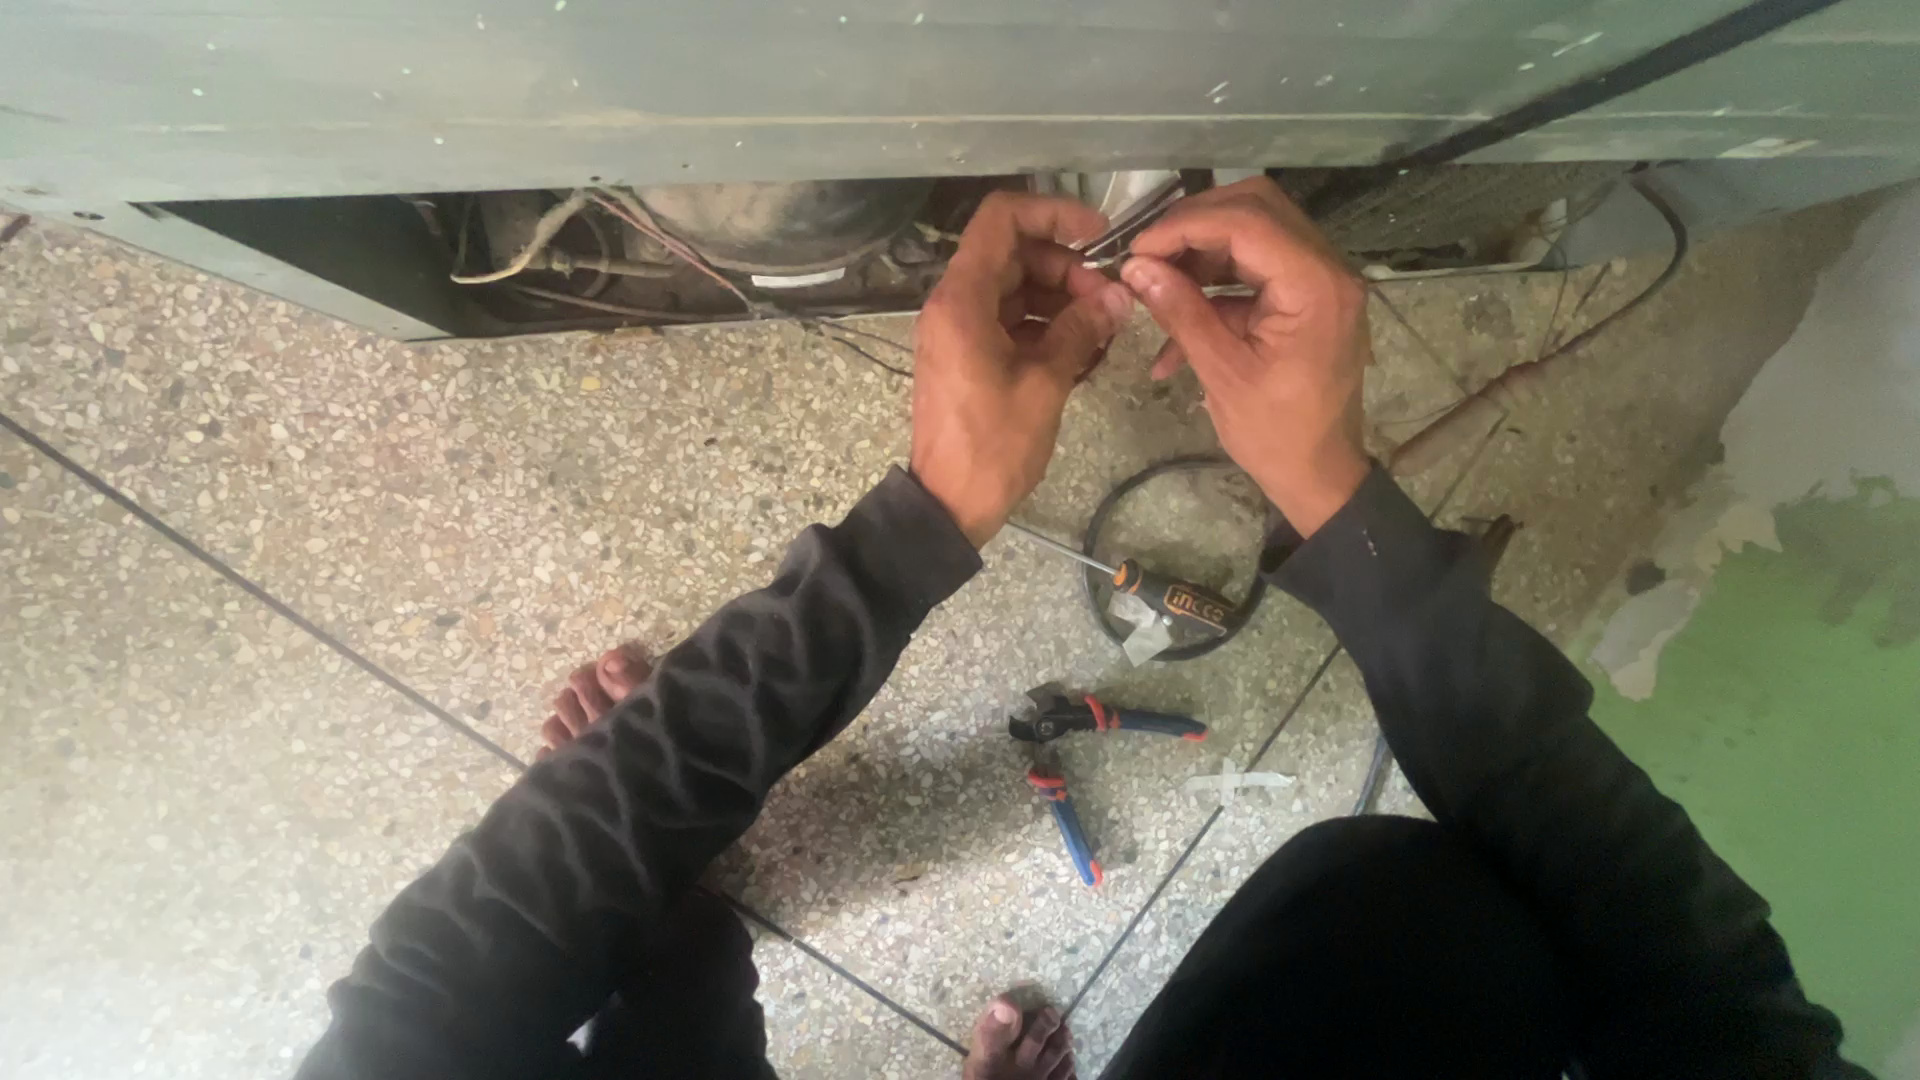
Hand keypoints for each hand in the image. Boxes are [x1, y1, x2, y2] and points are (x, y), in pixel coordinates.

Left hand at [912, 192, 1135, 545]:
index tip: (1098, 236)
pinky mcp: (968, 358)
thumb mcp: (1044, 384)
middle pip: (1014, 256)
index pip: (1002, 219)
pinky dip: (1043, 328)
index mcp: (962, 301)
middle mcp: (954, 306)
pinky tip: (1080, 352)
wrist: (949, 504)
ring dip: (1060, 301)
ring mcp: (959, 332)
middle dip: (1066, 270)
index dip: (1053, 214)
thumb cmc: (993, 447)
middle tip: (1107, 304)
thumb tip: (1117, 297)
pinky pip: (1009, 324)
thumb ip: (1079, 330)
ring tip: (1101, 332)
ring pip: (1015, 291)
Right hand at [1120, 178, 1370, 537]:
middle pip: (1256, 210)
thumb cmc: (1274, 434)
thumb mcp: (1222, 373)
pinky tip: (1175, 322)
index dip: (1185, 226)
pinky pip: (1255, 273)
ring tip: (1153, 282)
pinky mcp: (1304, 299)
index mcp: (1315, 286)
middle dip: (1193, 226)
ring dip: (1199, 254)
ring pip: (1254, 235)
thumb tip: (1135, 268)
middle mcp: (1326, 268)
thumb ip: (1181, 312)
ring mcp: (1318, 281)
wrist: (1318, 473)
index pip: (1248, 223)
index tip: (1137, 249)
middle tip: (1145, 255)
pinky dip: (1214, 289)